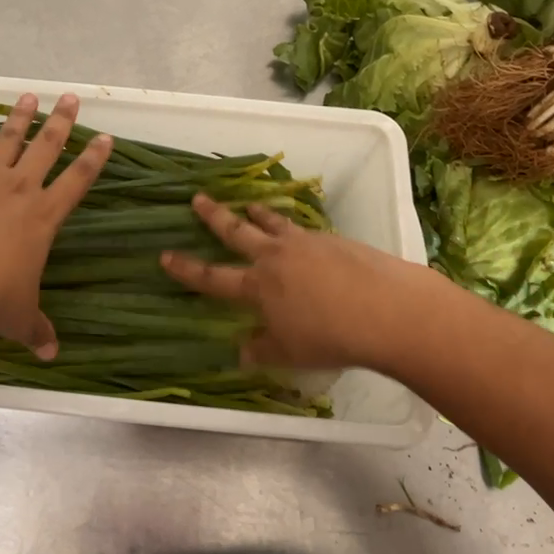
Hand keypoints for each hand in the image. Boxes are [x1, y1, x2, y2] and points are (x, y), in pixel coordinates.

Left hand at [0, 93, 110, 358]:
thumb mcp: (19, 318)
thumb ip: (38, 331)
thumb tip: (52, 356)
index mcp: (43, 217)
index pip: (77, 180)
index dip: (93, 158)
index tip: (106, 137)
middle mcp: (19, 190)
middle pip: (46, 147)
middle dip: (61, 121)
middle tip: (71, 97)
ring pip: (7, 140)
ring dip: (19, 117)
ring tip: (29, 95)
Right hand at [160, 194, 450, 371]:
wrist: (387, 309)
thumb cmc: (332, 337)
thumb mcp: (290, 354)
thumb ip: (262, 350)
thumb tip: (241, 352)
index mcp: (258, 286)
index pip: (213, 277)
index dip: (187, 268)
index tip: (165, 255)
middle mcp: (275, 257)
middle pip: (237, 231)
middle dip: (214, 216)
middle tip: (199, 199)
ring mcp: (305, 243)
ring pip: (273, 223)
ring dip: (258, 213)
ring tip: (250, 205)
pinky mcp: (334, 240)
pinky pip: (304, 230)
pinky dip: (293, 228)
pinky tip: (302, 235)